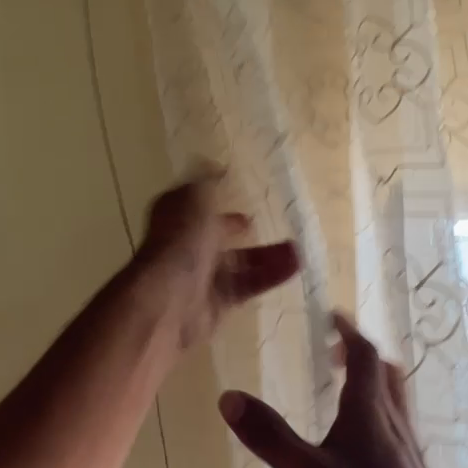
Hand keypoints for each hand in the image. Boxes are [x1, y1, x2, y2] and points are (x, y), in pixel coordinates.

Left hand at [130, 169, 299, 349]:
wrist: (170, 301)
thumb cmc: (182, 242)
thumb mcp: (195, 200)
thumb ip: (207, 182)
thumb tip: (215, 164)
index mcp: (177, 215)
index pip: (197, 203)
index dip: (216, 199)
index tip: (240, 194)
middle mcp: (186, 244)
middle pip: (218, 236)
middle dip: (243, 230)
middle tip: (269, 224)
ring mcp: (200, 276)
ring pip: (238, 263)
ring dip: (267, 255)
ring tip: (298, 250)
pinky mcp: (215, 304)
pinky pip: (246, 287)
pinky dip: (269, 277)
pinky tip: (294, 268)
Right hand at [219, 314, 467, 467]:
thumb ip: (269, 437)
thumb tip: (228, 396)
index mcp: (370, 413)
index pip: (365, 356)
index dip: (348, 332)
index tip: (333, 316)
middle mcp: (396, 426)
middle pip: (388, 376)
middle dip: (364, 358)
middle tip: (338, 355)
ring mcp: (413, 457)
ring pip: (398, 406)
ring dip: (375, 389)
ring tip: (348, 399)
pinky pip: (401, 437)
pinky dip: (381, 425)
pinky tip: (365, 455)